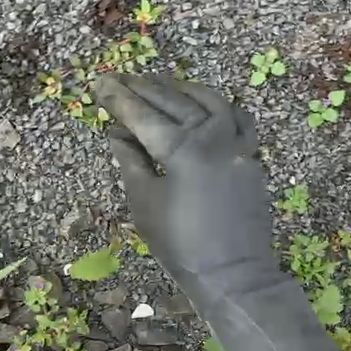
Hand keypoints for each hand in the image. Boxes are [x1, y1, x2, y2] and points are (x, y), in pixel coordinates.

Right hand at [95, 74, 339, 350]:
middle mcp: (212, 137)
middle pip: (173, 101)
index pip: (143, 114)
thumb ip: (131, 162)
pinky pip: (237, 117)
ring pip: (208, 101)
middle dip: (143, 87)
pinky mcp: (250, 156)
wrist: (232, 273)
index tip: (100, 82)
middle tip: (119, 78)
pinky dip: (217, 105)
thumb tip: (117, 132)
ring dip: (180, 88)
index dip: (118, 98)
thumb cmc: (178, 245)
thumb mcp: (143, 204)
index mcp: (181, 150)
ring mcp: (237, 144)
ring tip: (157, 82)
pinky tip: (204, 103)